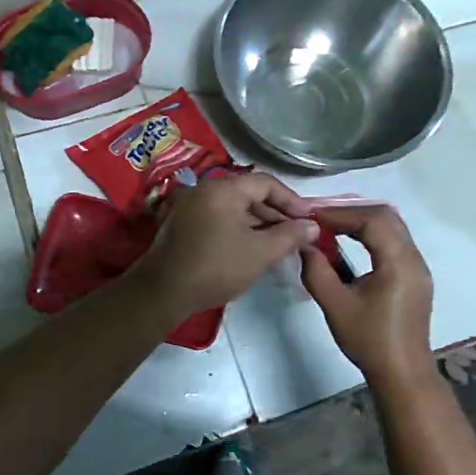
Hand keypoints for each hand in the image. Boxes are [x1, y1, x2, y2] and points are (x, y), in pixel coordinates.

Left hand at [129, 172, 319, 316]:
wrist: (163, 291)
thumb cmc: (216, 267)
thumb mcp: (260, 252)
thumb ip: (290, 236)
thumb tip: (312, 226)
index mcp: (222, 189)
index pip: (265, 182)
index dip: (291, 200)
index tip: (308, 219)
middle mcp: (203, 190)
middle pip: (247, 193)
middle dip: (274, 213)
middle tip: (295, 234)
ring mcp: (188, 206)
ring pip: (232, 207)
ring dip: (257, 222)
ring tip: (277, 244)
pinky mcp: (181, 224)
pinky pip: (216, 217)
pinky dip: (236, 228)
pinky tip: (250, 247)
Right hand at [299, 205, 435, 384]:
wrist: (401, 372)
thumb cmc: (368, 339)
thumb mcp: (334, 304)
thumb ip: (317, 270)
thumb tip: (304, 243)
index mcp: (398, 263)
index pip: (373, 220)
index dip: (340, 213)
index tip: (312, 217)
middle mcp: (413, 259)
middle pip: (386, 216)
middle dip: (350, 212)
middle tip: (320, 218)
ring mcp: (417, 267)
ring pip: (392, 227)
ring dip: (361, 221)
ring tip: (330, 227)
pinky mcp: (413, 276)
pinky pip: (393, 241)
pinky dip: (370, 234)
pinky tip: (347, 243)